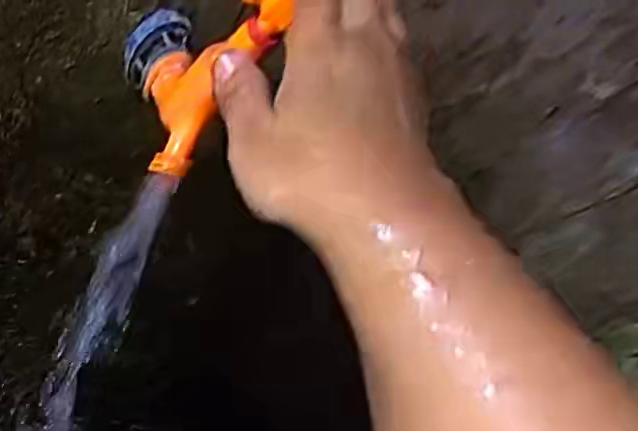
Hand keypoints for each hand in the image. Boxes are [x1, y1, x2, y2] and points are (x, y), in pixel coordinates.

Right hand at [214, 0, 450, 244]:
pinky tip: (362, 48)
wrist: (375, 203)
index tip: (268, 8)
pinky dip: (377, 28)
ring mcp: (395, 60)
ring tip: (335, 17)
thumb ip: (240, 96)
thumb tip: (226, 58)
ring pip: (383, 7)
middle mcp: (366, 41)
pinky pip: (396, 34)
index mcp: (321, 50)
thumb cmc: (301, 174)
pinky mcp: (410, 83)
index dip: (289, 0)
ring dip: (358, 4)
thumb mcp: (250, 142)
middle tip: (301, 13)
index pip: (312, 0)